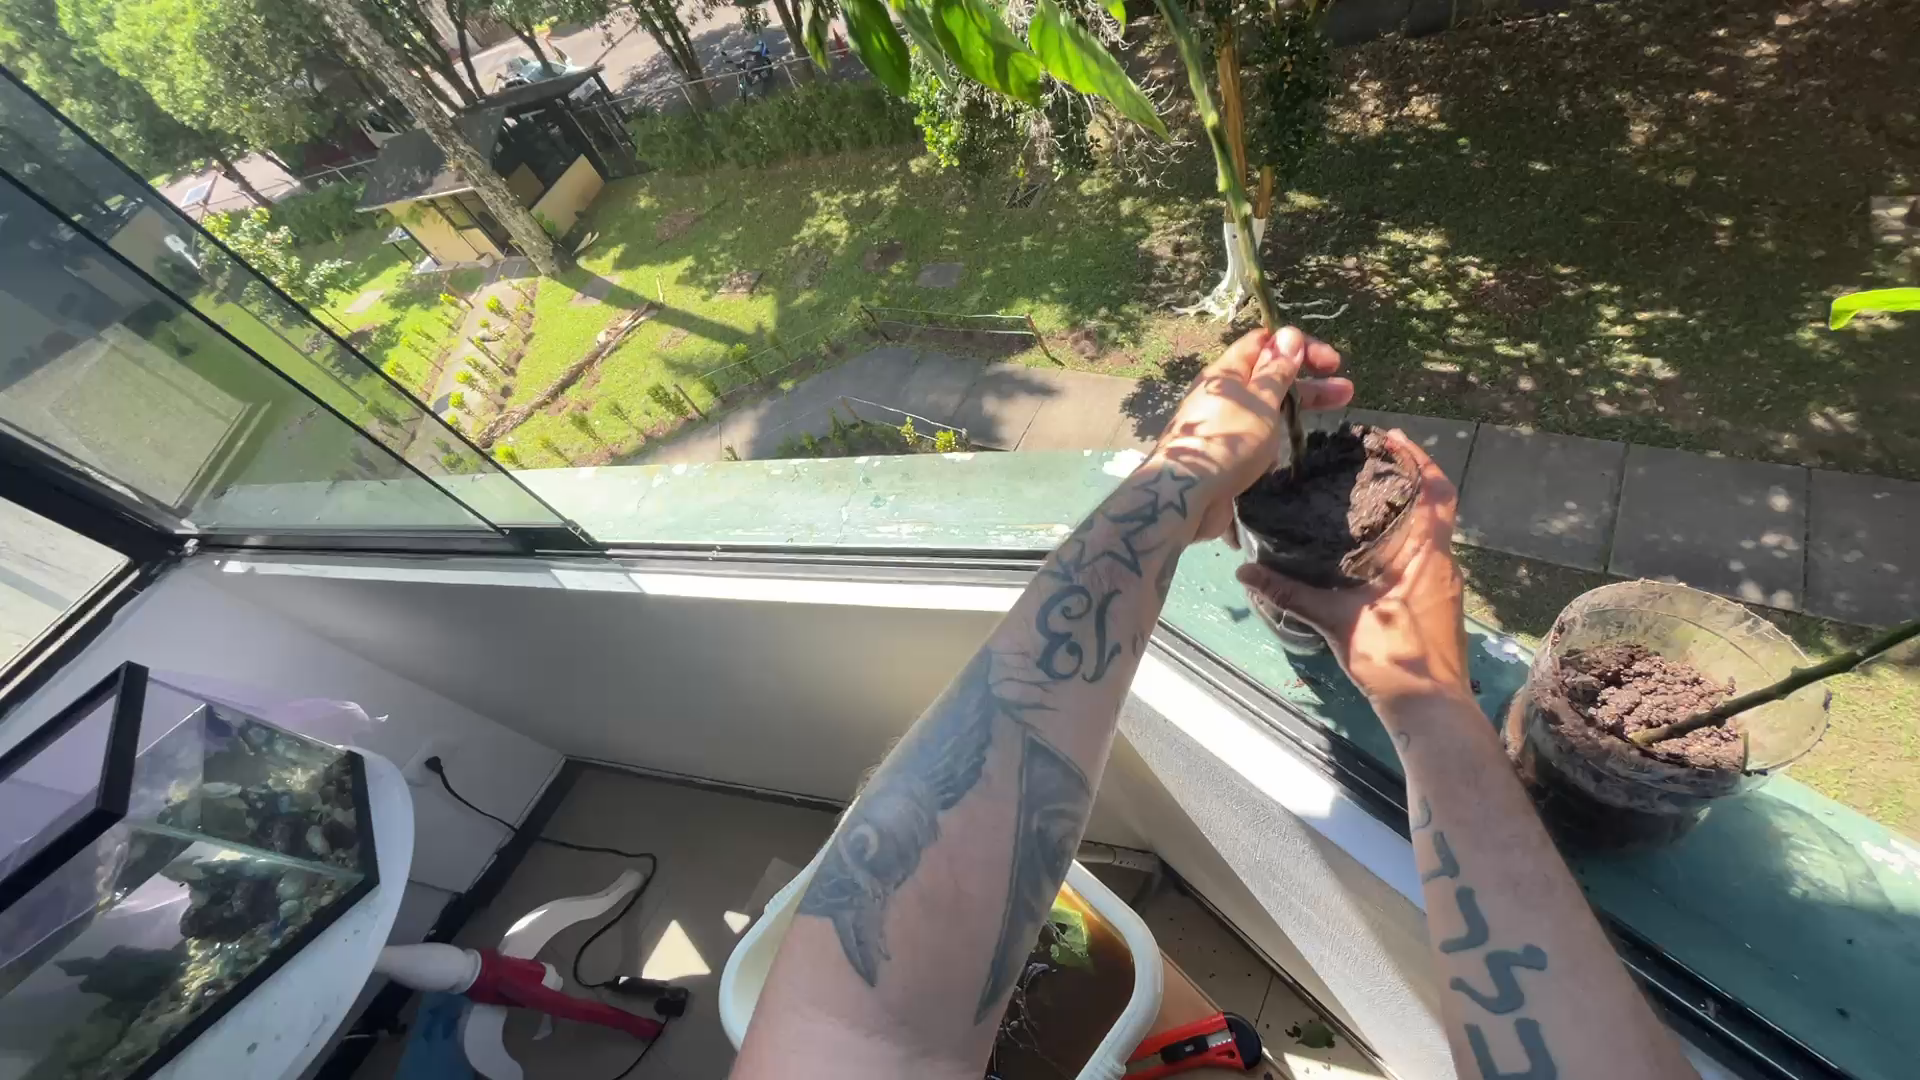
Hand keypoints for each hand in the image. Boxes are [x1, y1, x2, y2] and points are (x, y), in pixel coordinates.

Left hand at [1150, 327, 1352, 544]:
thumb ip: (1275, 371)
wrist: (1185, 495)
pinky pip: (1252, 435)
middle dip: (1308, 379)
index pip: (1262, 343)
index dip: (1297, 346)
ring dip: (1296, 407)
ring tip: (1337, 410)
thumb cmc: (1227, 441)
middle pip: (1268, 377)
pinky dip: (1274, 434)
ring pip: (1263, 407)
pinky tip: (1292, 446)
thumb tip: (1287, 335)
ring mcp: (1218, 424)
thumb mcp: (1260, 401)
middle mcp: (1220, 394)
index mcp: (1225, 373)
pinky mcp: (1219, 453)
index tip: (1329, 361)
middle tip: (1345, 390)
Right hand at [1235, 432, 1472, 708]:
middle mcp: (1439, 563)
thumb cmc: (1392, 659)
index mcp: (1426, 557)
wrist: (1428, 710)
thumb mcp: (1334, 621)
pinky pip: (1418, 553)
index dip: (1419, 460)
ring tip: (1357, 494)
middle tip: (1362, 462)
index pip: (1436, 493)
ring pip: (1425, 531)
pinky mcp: (1430, 602)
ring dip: (1401, 508)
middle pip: (1432, 506)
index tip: (1392, 437)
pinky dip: (1397, 537)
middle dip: (1403, 479)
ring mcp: (1438, 584)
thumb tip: (1243, 573)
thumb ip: (1289, 593)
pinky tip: (1362, 544)